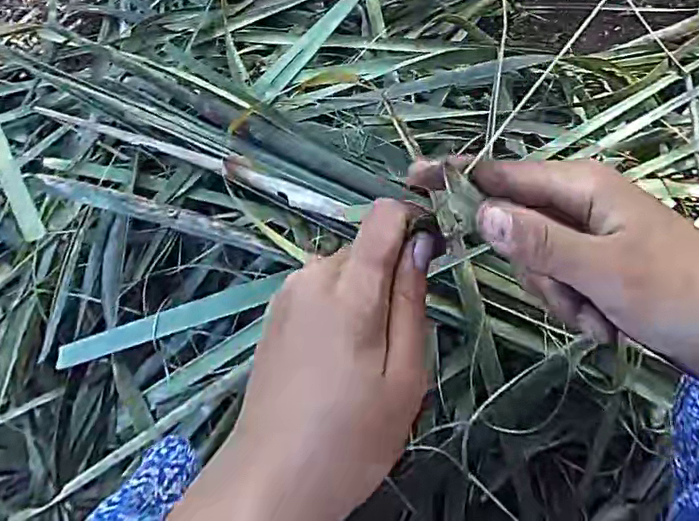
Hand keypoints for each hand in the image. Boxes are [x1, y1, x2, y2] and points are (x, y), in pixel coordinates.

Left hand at [175, 199, 433, 520]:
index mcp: (349, 288)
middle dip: (390, 274)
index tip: (430, 249)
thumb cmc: (348, 438)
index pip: (383, 215)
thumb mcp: (403, 378)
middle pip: (367, 246)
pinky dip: (339, 305)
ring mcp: (290, 290)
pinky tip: (336, 358)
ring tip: (364, 356)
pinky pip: (322, 286)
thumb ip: (413, 302)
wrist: (268, 483)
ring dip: (365, 292)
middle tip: (397, 337)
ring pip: (345, 267)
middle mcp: (314, 274)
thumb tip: (421, 243)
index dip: (412, 219)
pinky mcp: (276, 309)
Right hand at [411, 158, 698, 380]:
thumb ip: (539, 242)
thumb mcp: (604, 271)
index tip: (412, 178)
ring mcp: (593, 234)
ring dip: (563, 298)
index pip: (503, 174)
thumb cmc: (682, 292)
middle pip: (518, 228)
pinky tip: (612, 327)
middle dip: (537, 272)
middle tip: (575, 300)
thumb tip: (481, 211)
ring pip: (540, 262)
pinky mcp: (603, 264)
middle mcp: (581, 201)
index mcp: (580, 184)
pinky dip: (580, 309)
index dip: (457, 176)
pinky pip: (565, 283)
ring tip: (604, 320)